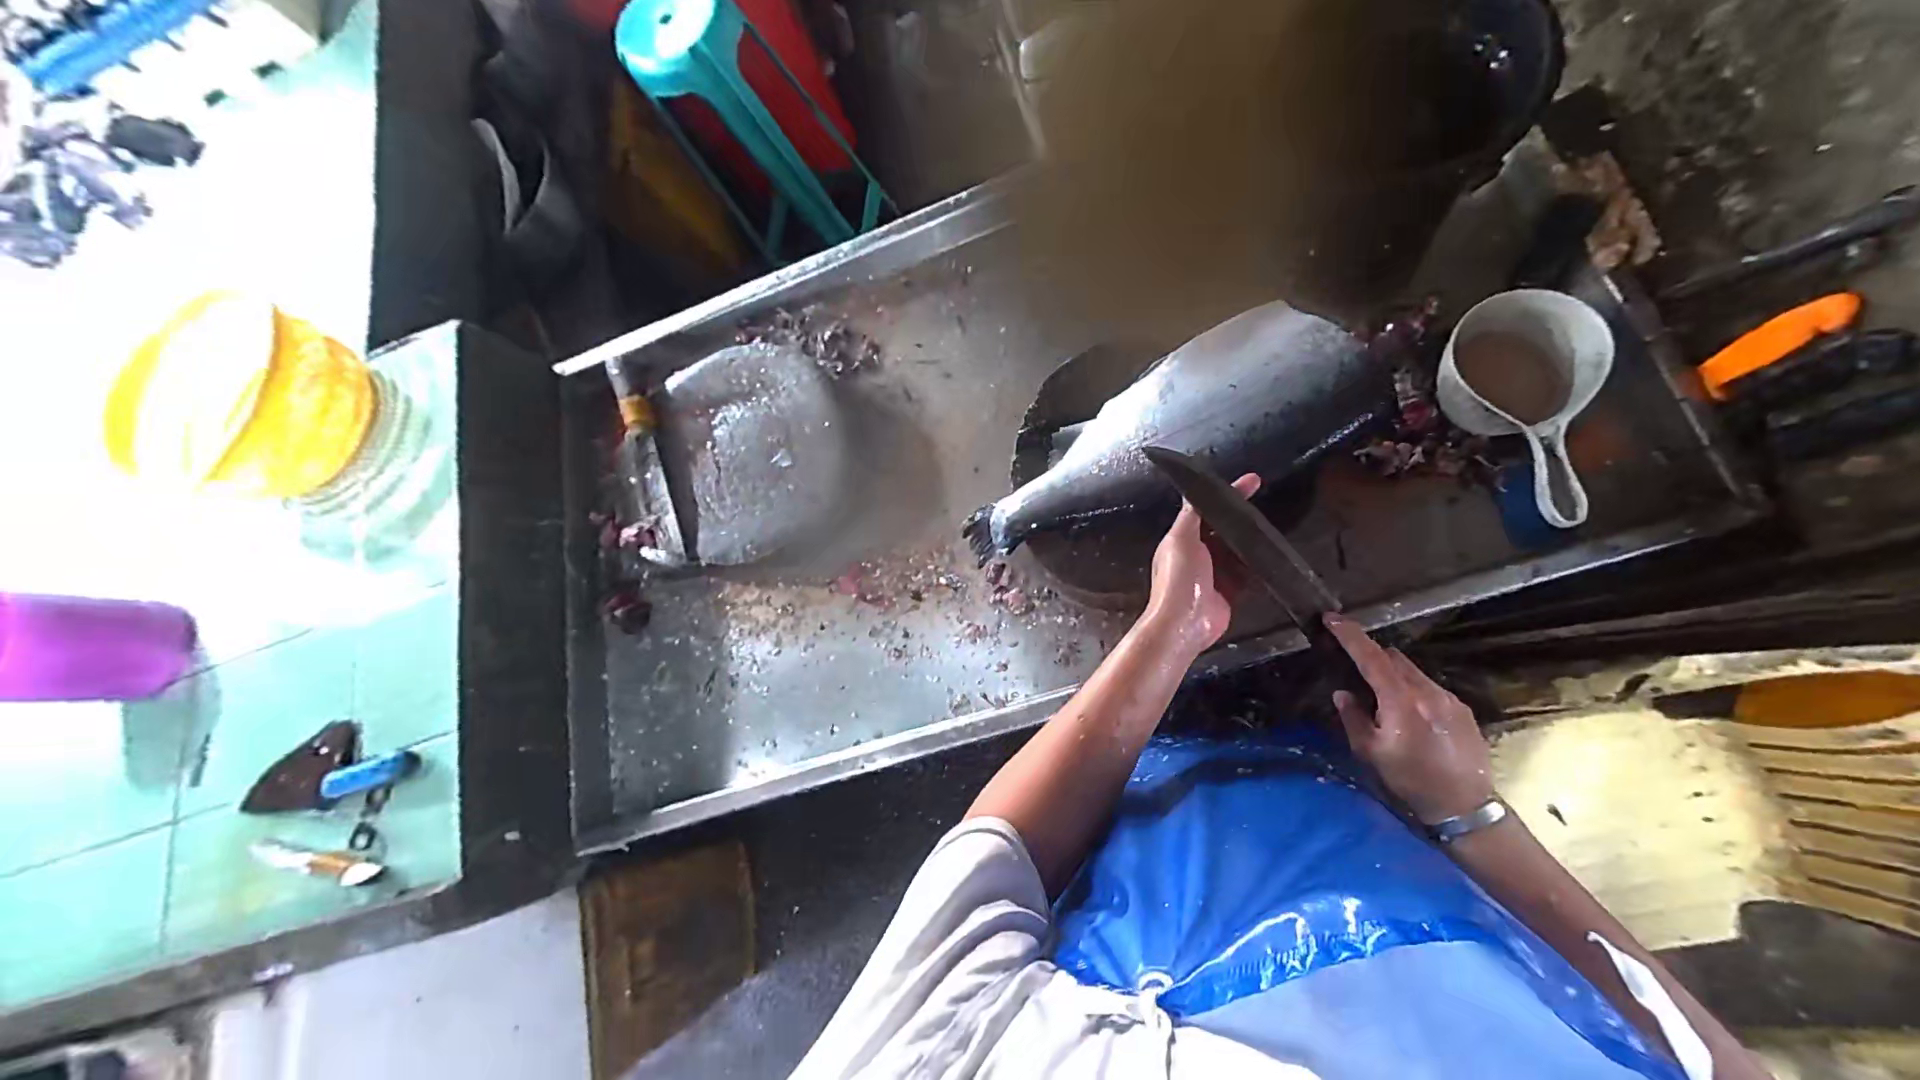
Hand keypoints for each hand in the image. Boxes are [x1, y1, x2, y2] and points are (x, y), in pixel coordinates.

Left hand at [1141, 473, 1259, 653]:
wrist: (1184, 623)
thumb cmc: (1178, 579)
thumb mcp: (1182, 539)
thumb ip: (1190, 515)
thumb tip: (1193, 492)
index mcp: (1182, 538)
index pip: (1206, 509)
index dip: (1229, 494)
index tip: (1252, 481)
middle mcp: (1197, 553)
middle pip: (1223, 529)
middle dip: (1242, 518)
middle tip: (1266, 505)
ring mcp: (1213, 573)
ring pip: (1236, 550)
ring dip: (1251, 541)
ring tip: (1273, 526)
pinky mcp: (1228, 590)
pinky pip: (1246, 573)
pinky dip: (1256, 565)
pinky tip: (1270, 555)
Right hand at [1324, 613, 1493, 823]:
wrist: (1465, 807)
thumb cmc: (1410, 780)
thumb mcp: (1369, 751)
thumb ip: (1352, 717)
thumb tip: (1343, 694)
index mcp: (1400, 701)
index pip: (1371, 657)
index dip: (1349, 635)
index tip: (1331, 618)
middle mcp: (1428, 692)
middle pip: (1393, 657)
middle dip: (1371, 656)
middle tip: (1354, 670)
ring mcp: (1449, 699)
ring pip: (1412, 671)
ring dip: (1392, 674)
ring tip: (1383, 698)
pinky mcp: (1462, 710)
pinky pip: (1429, 687)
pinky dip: (1412, 689)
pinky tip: (1410, 715)